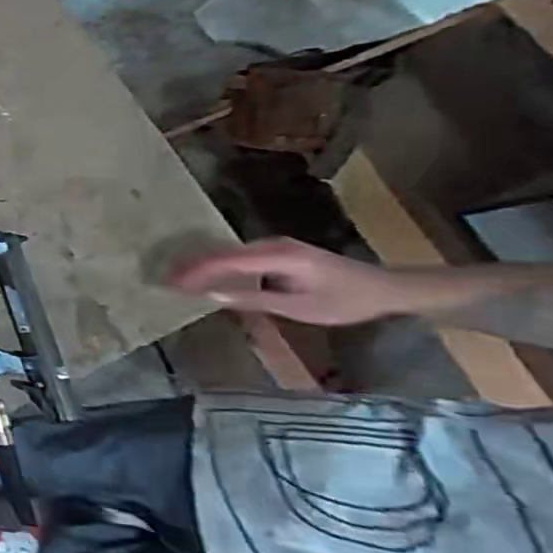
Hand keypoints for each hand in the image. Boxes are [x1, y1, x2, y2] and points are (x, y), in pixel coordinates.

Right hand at [170, 237, 413, 324]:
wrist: (386, 288)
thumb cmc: (346, 301)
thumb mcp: (299, 307)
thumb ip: (253, 299)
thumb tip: (211, 296)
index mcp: (279, 256)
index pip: (226, 261)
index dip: (197, 271)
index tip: (172, 282)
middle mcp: (274, 245)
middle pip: (224, 253)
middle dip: (193, 266)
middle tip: (166, 279)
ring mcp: (277, 246)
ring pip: (230, 253)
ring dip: (205, 265)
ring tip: (180, 277)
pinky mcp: (279, 252)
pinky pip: (240, 256)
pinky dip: (220, 265)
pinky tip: (209, 275)